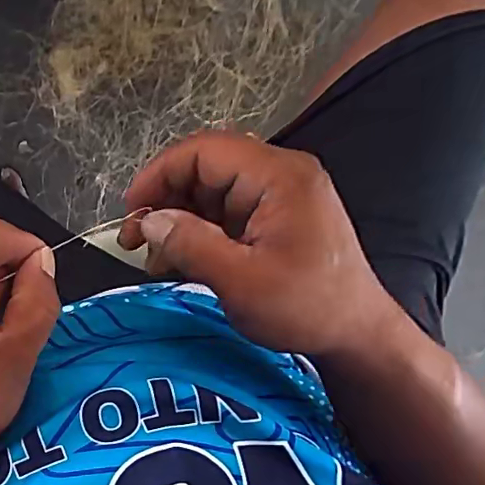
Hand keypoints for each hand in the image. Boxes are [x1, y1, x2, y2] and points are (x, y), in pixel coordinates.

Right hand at [117, 131, 403, 356]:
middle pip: (205, 170)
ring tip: (153, 259)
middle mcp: (279, 177)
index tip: (129, 211)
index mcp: (277, 177)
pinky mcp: (274, 223)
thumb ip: (191, 245)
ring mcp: (278, 200)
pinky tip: (177, 261)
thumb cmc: (304, 307)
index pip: (203, 151)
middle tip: (133, 241)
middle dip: (163, 201)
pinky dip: (196, 235)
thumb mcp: (240, 281)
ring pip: (210, 195)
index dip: (158, 175)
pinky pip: (224, 217)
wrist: (355, 333)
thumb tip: (148, 222)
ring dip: (176, 221)